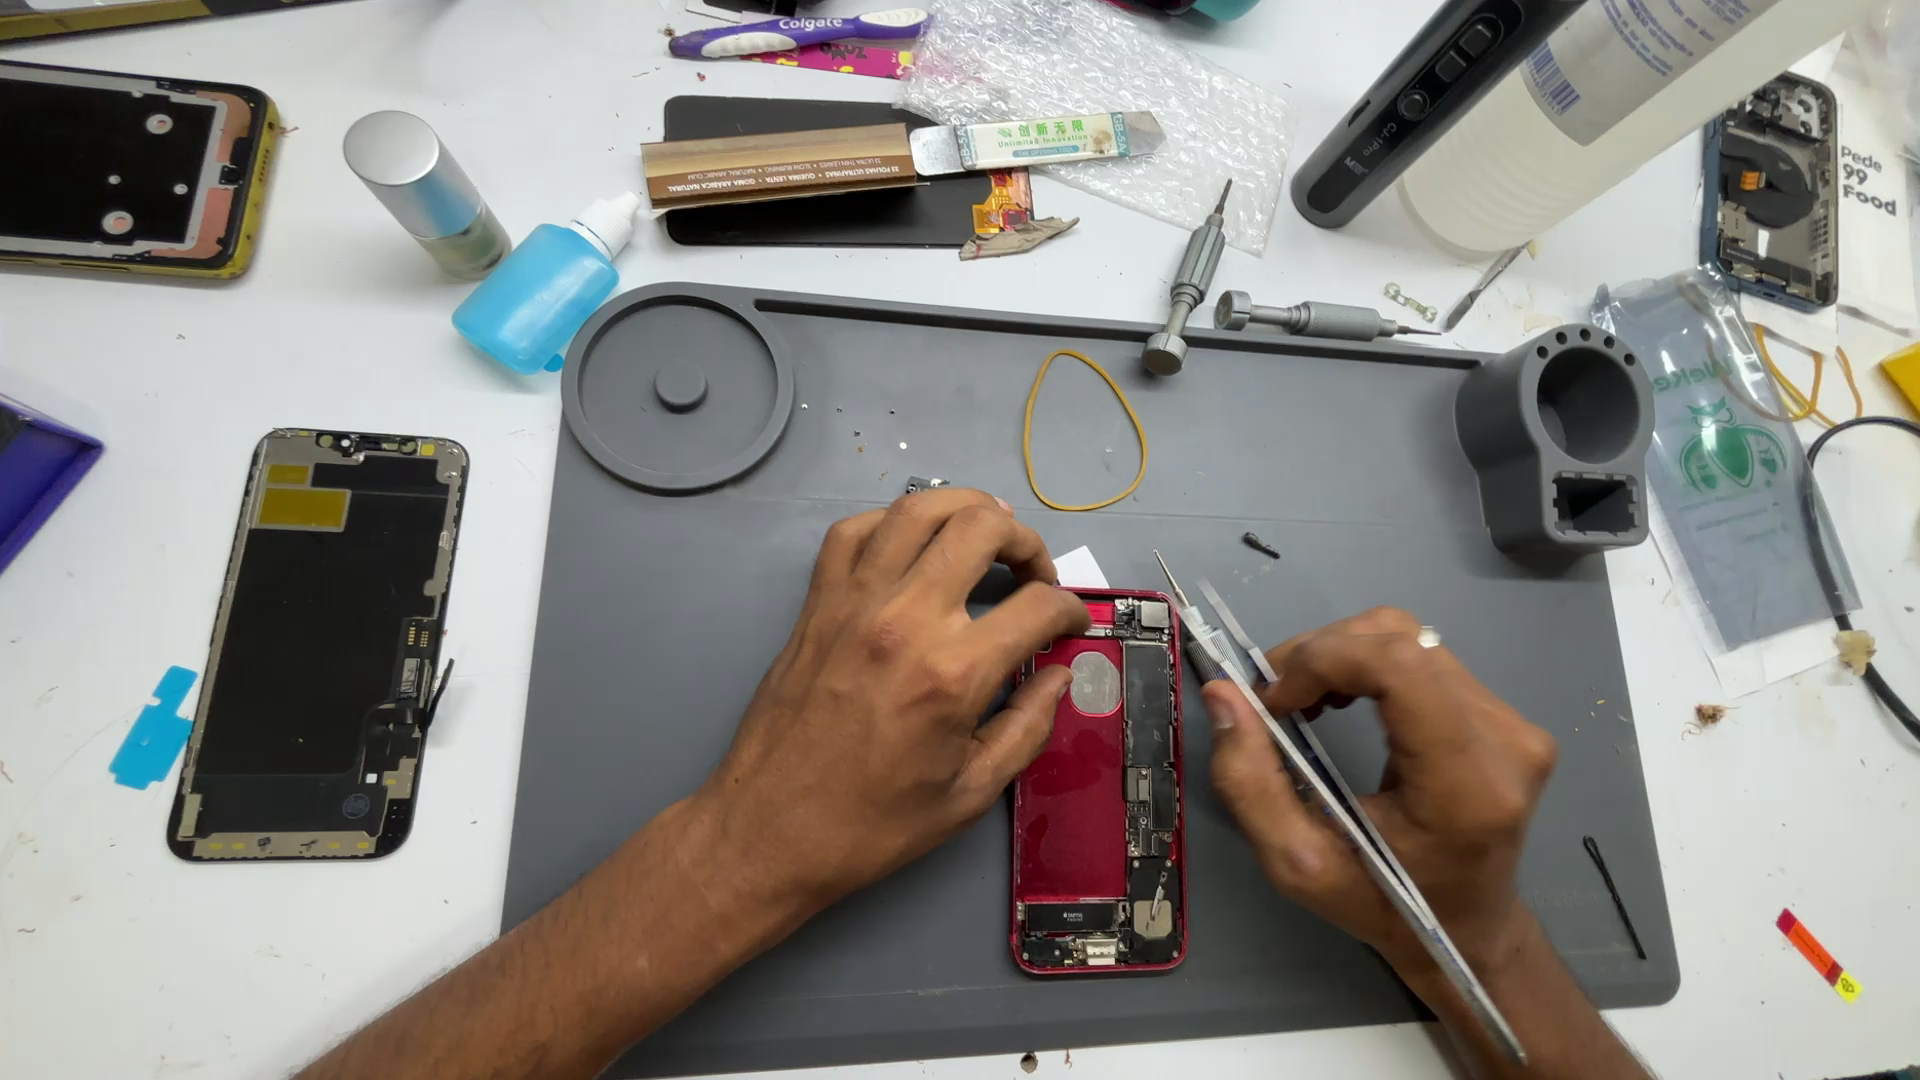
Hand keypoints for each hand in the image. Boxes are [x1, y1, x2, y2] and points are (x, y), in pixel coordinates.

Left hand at [695, 489, 1090, 909]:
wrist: (770, 830)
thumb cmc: (874, 823)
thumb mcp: (972, 792)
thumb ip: (1029, 726)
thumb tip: (1059, 674)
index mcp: (954, 672)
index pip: (1037, 605)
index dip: (1071, 609)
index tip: (1072, 624)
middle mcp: (906, 617)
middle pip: (982, 528)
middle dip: (1026, 542)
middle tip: (1034, 574)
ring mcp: (855, 601)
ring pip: (917, 510)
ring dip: (965, 508)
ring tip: (985, 534)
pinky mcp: (817, 602)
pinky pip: (853, 531)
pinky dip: (892, 523)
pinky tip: (912, 546)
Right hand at [1202, 607, 1557, 978]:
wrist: (1466, 931)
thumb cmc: (1382, 905)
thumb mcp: (1295, 863)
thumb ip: (1248, 781)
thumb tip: (1223, 692)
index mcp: (1464, 784)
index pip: (1399, 665)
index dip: (1322, 659)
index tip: (1274, 701)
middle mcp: (1503, 740)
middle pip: (1397, 638)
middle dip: (1317, 653)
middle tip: (1274, 700)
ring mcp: (1511, 722)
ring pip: (1405, 635)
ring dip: (1336, 654)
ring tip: (1302, 699)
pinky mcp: (1501, 714)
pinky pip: (1418, 654)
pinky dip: (1360, 662)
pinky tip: (1337, 698)